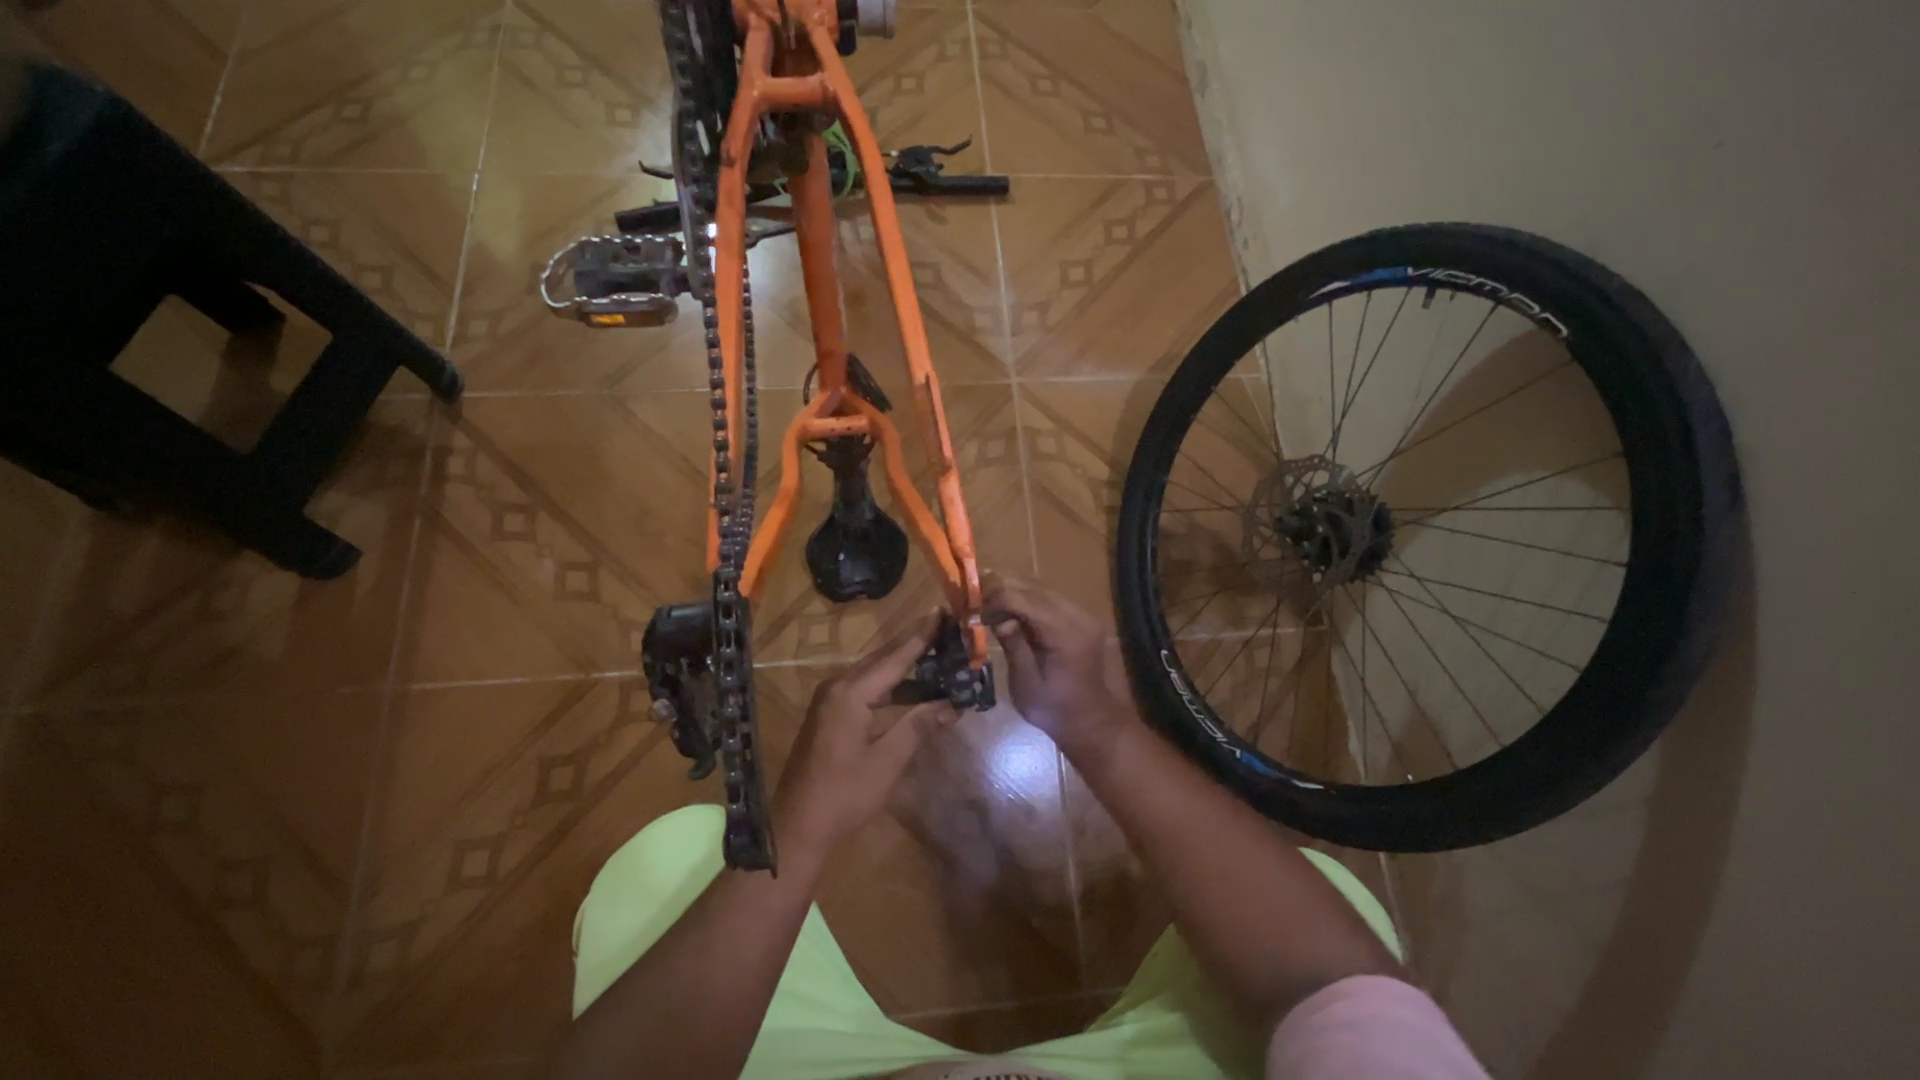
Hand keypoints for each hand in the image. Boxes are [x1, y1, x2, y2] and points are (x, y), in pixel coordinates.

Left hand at [774, 616, 957, 873]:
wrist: (798, 825)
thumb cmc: (844, 794)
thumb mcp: (888, 761)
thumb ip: (919, 725)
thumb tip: (952, 704)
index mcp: (850, 693)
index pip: (895, 657)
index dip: (922, 636)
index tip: (944, 612)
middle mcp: (838, 687)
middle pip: (884, 659)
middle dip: (916, 646)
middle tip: (949, 631)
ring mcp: (831, 701)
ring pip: (875, 675)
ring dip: (907, 669)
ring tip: (941, 658)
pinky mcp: (831, 716)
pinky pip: (867, 690)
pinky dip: (892, 688)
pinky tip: (915, 692)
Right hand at [983, 577, 1134, 759]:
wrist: (1091, 721)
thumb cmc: (1054, 709)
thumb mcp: (1025, 681)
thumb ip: (1012, 643)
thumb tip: (996, 617)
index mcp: (1065, 632)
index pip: (1024, 599)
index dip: (994, 599)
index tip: (972, 609)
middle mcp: (1078, 615)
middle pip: (1033, 587)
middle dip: (1001, 590)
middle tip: (975, 602)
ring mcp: (1083, 615)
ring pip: (1041, 589)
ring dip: (1013, 593)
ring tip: (988, 607)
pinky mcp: (1081, 619)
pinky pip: (1049, 599)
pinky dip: (1027, 601)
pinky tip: (1010, 613)